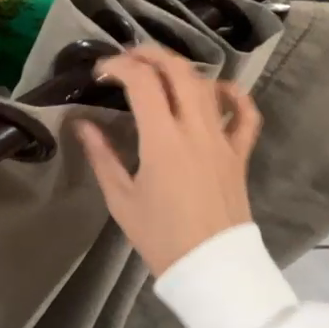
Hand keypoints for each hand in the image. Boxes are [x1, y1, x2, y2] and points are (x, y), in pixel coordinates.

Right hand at [75, 44, 261, 276]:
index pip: (142, 81)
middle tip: (127, 60)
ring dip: (180, 69)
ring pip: (207, 85)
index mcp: (163, 140)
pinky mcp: (240, 154)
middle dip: (150, 55)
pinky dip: (234, 95)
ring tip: (158, 71)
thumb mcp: (121, 199)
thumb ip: (102, 156)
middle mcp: (195, 130)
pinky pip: (246, 115)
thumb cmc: (162, 238)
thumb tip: (82, 124)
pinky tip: (217, 90)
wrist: (213, 272)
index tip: (101, 74)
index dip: (118, 66)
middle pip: (178, 71)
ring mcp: (223, 140)